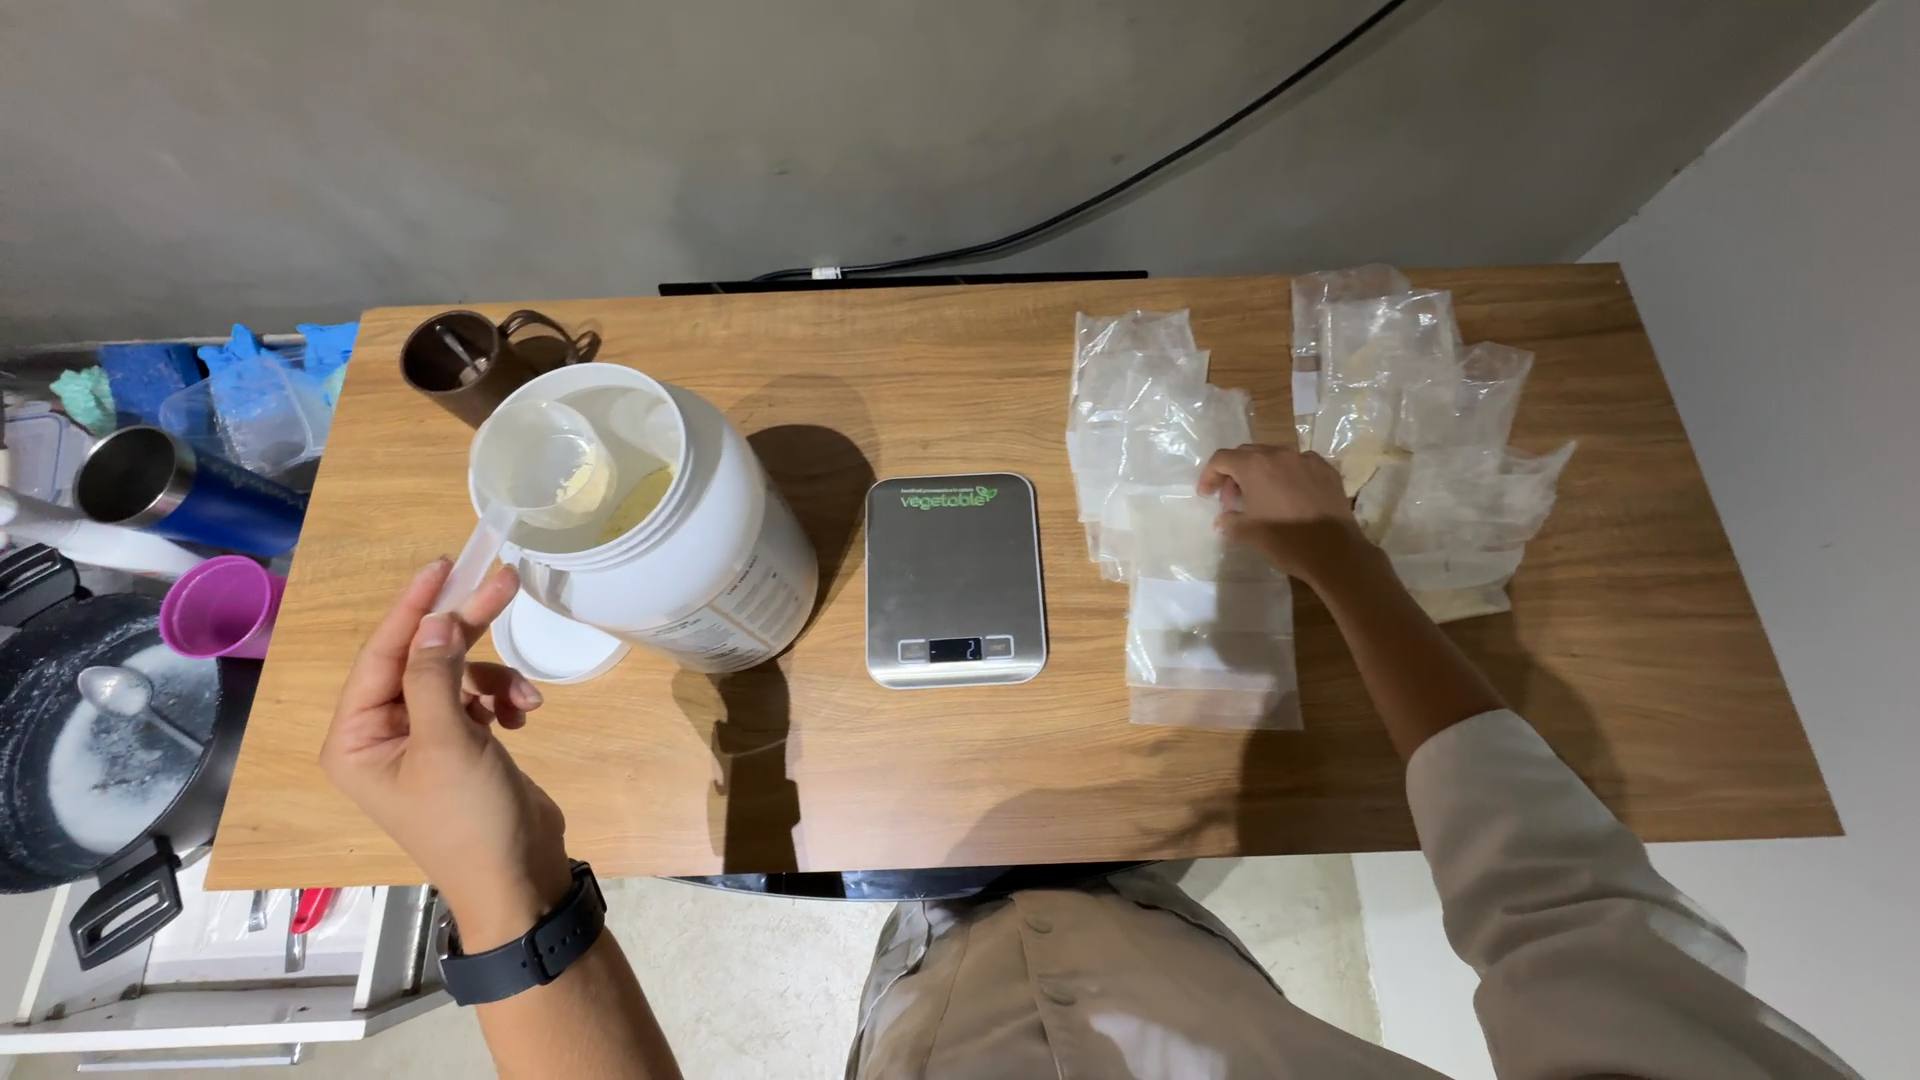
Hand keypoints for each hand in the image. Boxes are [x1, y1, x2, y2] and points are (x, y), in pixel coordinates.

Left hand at [320, 558, 571, 950]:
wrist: (516, 873)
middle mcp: (384, 732)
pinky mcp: (464, 744)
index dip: (413, 607)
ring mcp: (427, 738)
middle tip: (505, 583)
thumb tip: (433, 620)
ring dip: (497, 680)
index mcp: (357, 737)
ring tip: (526, 702)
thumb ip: (436, 677)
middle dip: (465, 628)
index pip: (381, 655)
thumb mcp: (449, 744)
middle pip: (423, 658)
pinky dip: (506, 701)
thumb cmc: (468, 816)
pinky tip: (524, 718)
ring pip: (460, 677)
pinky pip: (481, 700)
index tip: (443, 566)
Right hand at [1199, 443, 1371, 583]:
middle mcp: (1279, 454)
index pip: (1221, 459)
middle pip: (1247, 453)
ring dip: (1260, 472)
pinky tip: (1289, 495)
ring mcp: (1306, 459)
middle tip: (1232, 499)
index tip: (1207, 494)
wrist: (1335, 552)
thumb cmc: (1285, 540)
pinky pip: (1299, 463)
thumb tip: (1223, 519)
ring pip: (1274, 456)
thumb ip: (1229, 520)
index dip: (1209, 475)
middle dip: (1234, 473)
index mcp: (1254, 466)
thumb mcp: (1248, 532)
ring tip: (1261, 496)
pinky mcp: (1326, 469)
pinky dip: (1287, 474)